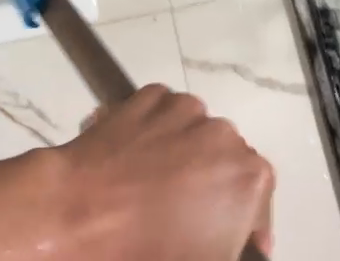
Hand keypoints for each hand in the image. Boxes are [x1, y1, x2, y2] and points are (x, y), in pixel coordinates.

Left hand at [53, 84, 274, 259]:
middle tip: (188, 213)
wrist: (80, 213)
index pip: (260, 197)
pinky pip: (163, 112)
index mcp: (248, 176)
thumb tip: (227, 234)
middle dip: (213, 182)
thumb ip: (228, 243)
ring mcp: (182, 107)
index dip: (247, 221)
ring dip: (185, 153)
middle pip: (226, 158)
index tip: (235, 238)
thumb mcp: (207, 258)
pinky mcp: (146, 95)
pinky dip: (156, 129)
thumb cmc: (149, 250)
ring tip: (156, 185)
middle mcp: (222, 132)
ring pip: (195, 131)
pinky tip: (136, 158)